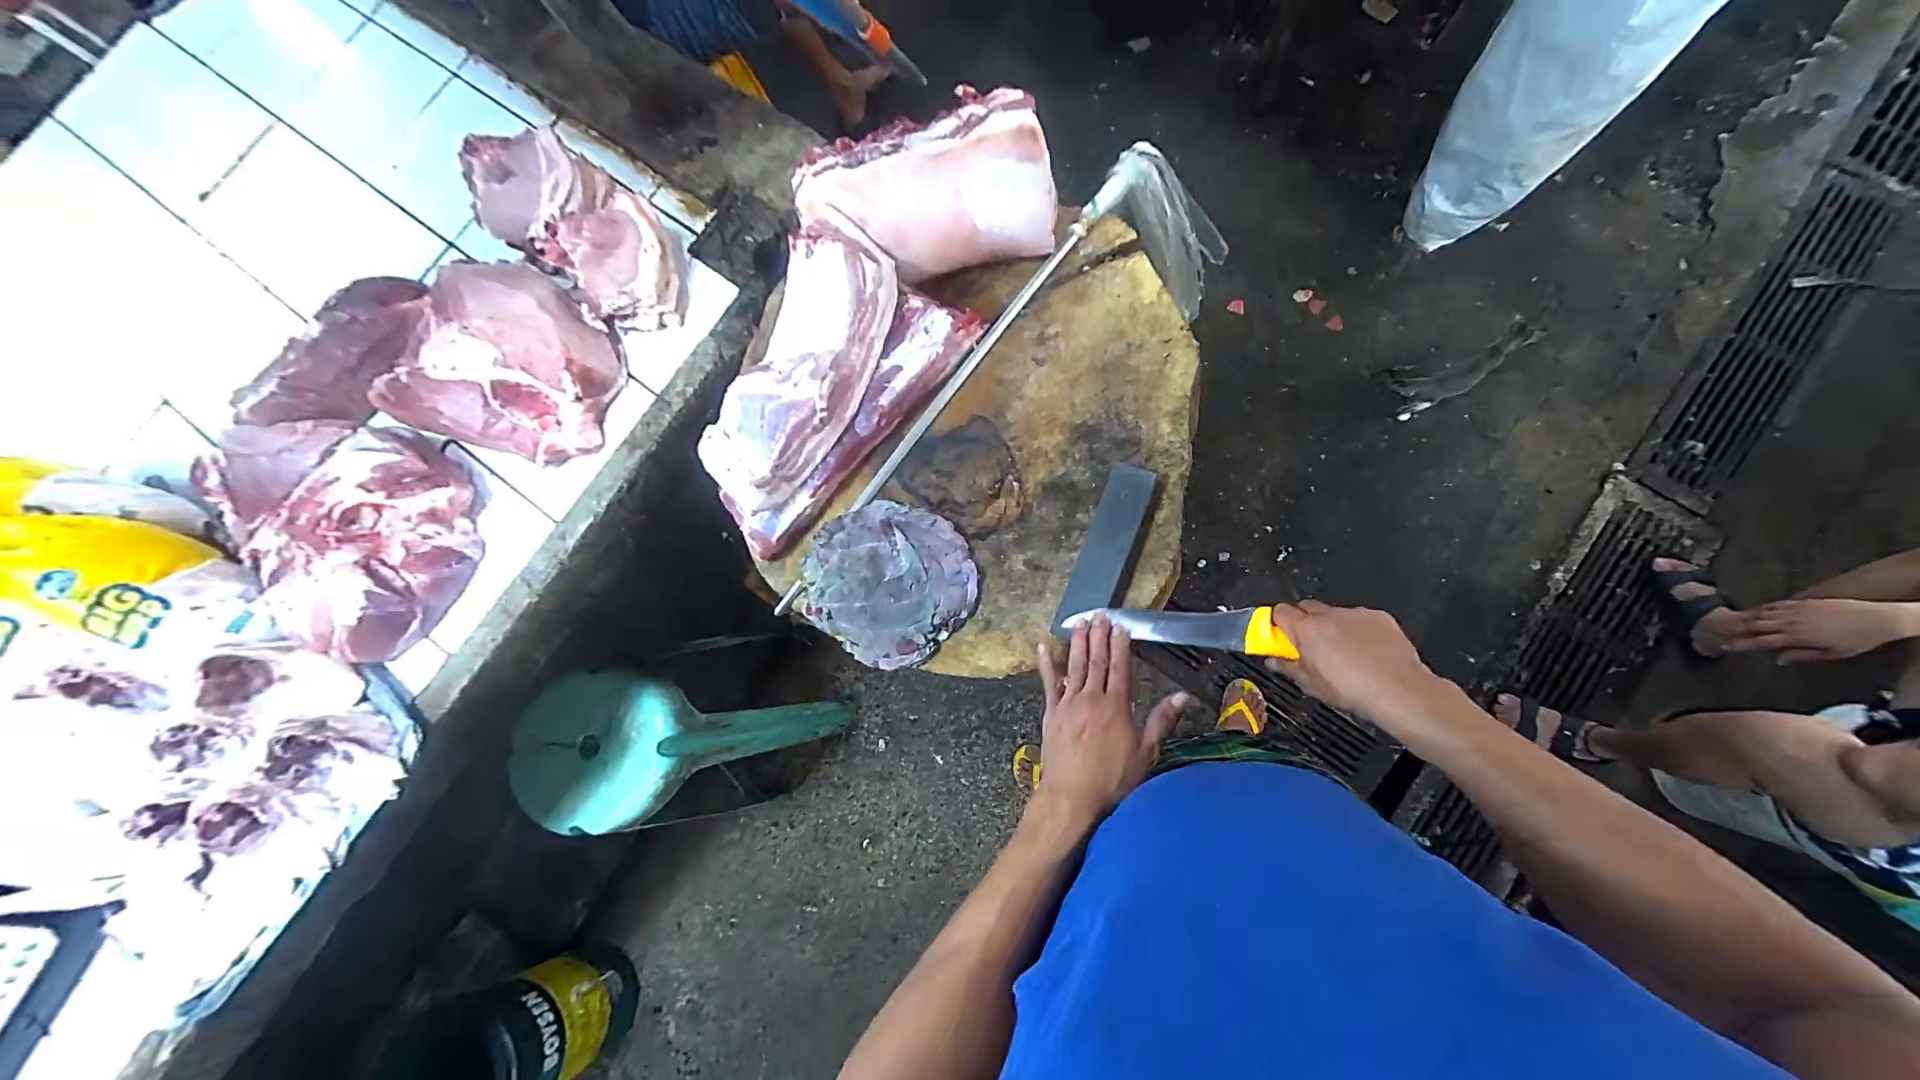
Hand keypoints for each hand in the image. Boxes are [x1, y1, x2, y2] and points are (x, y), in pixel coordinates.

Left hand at [1029, 617, 1187, 838]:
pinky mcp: (1051, 712)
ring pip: (1074, 665)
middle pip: (1097, 661)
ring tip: (1081, 622)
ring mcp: (1068, 703)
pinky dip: (1047, 663)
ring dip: (1079, 642)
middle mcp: (1091, 698)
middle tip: (1101, 615)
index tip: (1122, 627)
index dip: (1121, 646)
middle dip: (1100, 637)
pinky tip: (1044, 646)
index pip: (1121, 668)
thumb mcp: (1145, 753)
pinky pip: (1048, 682)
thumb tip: (1182, 697)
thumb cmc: (1113, 779)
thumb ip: (1161, 721)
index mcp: (1116, 706)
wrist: (1071, 796)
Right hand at [1266, 600, 1452, 732]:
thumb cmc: (1355, 689)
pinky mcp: (1379, 617)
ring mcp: (1355, 614)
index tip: (1278, 635)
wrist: (1399, 691)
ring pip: (1334, 613)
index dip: (1277, 623)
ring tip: (1342, 652)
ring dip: (1332, 626)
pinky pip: (1360, 618)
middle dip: (1303, 622)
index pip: (1279, 612)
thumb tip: (1275, 661)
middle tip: (1307, 644)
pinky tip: (1365, 651)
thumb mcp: (1311, 684)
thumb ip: (1288, 667)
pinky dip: (1358, 629)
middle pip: (1306, 608)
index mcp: (1307, 629)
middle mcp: (1329, 615)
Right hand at [1723, 598, 1919, 663]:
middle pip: (1754, 625)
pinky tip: (1756, 610)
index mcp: (1795, 637)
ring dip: (1744, 617)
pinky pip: (1775, 605)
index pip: (1760, 641)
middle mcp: (1790, 623)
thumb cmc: (1860, 640)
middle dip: (1735, 629)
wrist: (1881, 619)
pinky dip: (1762, 608)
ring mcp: (1795, 610)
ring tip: (1730, 620)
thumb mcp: (1834, 653)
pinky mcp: (1802, 602)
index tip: (1725, 647)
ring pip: (1761, 614)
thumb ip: (1803, 655)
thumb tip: (1778, 660)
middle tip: (1718, 631)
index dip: (1741, 644)